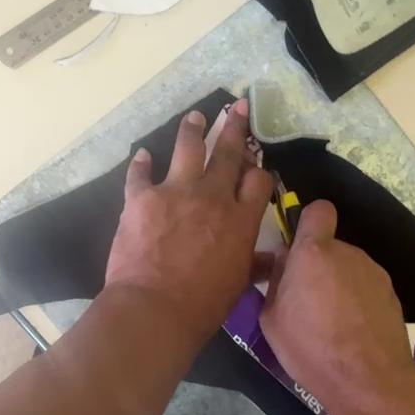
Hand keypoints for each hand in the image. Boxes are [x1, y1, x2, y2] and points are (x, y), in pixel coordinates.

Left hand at [105, 102, 274, 331]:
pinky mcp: (142, 198)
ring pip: (188, 148)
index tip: (254, 164)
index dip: (257, 168)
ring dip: (193, 130)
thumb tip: (273, 259)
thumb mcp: (238, 284)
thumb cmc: (202, 305)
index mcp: (240, 219)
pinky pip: (140, 173)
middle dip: (236, 128)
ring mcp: (176, 192)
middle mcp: (212, 196)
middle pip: (229, 153)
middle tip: (239, 106)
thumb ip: (254, 263)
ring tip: (196, 117)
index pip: (257, 180)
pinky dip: (141, 163)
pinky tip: (143, 155)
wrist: (154, 308)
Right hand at [259, 201, 414, 414]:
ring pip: (348, 268)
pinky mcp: (391, 293)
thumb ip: (276, 280)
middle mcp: (347, 253)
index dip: (308, 222)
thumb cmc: (310, 349)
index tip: (298, 247)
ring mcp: (373, 272)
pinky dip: (358, 301)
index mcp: (313, 253)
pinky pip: (365, 287)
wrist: (369, 382)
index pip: (317, 211)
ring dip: (338, 284)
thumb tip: (284, 263)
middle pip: (329, 247)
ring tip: (331, 322)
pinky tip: (353, 331)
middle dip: (318, 265)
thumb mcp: (272, 318)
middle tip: (306, 300)